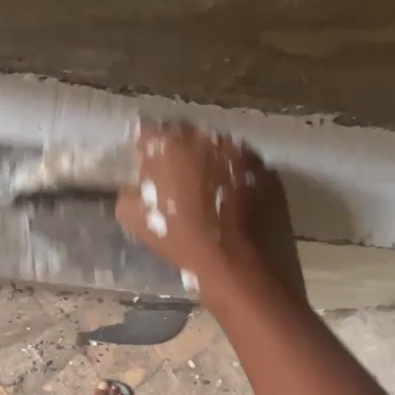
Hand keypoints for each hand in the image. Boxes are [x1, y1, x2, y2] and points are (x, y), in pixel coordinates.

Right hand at [116, 122, 299, 295]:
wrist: (237, 262)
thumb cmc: (182, 239)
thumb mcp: (134, 219)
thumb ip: (129, 191)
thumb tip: (136, 184)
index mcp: (169, 145)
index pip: (148, 132)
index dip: (146, 148)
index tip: (146, 163)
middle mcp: (206, 138)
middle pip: (186, 135)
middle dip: (180, 152)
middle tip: (177, 177)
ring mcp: (240, 150)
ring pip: (217, 148)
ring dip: (210, 161)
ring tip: (208, 188)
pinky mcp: (265, 167)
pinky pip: (243, 164)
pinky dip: (235, 174)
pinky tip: (233, 198)